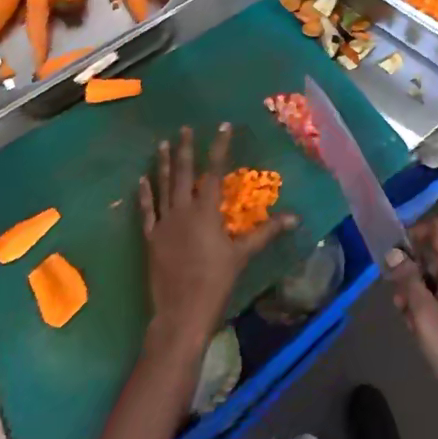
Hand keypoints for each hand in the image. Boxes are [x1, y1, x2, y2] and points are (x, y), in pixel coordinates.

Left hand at [139, 125, 296, 346]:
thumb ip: (267, 232)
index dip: (220, 147)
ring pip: (163, 186)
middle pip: (184, 173)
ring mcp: (164, 223)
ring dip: (163, 165)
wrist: (181, 312)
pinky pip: (146, 210)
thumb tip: (295, 217)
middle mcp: (183, 210)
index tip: (223, 126)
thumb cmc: (216, 281)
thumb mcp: (243, 255)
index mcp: (206, 211)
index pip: (214, 171)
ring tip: (162, 145)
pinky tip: (142, 180)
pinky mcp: (150, 238)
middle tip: (184, 128)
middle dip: (185, 149)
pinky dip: (145, 194)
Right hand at [387, 218, 437, 425]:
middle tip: (397, 300)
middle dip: (411, 272)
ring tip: (409, 322)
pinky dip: (430, 308)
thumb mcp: (424, 316)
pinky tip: (423, 333)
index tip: (393, 253)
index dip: (415, 232)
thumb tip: (394, 254)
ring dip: (418, 294)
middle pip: (435, 257)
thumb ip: (408, 281)